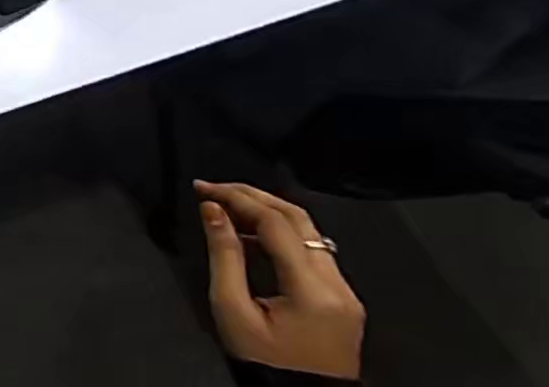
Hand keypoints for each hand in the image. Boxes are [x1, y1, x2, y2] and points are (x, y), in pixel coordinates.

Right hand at [195, 180, 364, 380]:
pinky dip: (278, 230)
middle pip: (297, 219)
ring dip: (265, 209)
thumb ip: (223, 254)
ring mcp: (346, 293)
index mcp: (313, 291)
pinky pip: (311, 248)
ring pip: (307, 230)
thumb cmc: (264, 360)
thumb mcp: (232, 308)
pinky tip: (249, 233)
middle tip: (214, 188)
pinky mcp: (343, 299)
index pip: (275, 223)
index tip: (202, 188)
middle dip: (252, 195)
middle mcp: (338, 286)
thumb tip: (212, 208)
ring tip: (227, 204)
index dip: (237, 197)